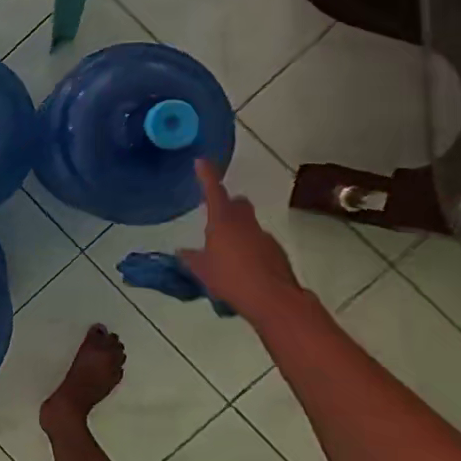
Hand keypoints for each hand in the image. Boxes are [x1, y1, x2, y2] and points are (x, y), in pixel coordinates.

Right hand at [177, 160, 310, 322]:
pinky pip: (259, 243)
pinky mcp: (277, 252)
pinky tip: (243, 269)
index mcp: (223, 221)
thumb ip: (191, 258)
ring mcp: (264, 236)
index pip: (213, 190)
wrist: (273, 300)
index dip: (206, 175)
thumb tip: (183, 252)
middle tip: (216, 219)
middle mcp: (245, 222)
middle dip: (228, 205)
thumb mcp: (202, 271)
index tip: (201, 161)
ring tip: (227, 253)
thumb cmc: (231, 279)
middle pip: (237, 203)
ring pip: (249, 224)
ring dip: (238, 231)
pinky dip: (250, 249)